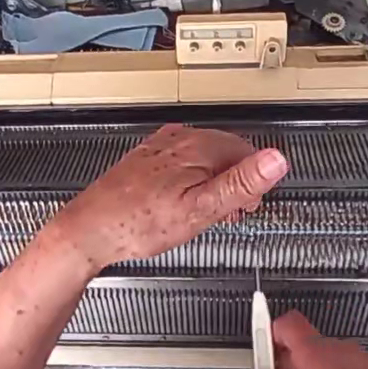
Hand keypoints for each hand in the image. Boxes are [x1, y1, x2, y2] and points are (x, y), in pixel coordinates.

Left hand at [41, 124, 288, 270]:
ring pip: (203, 159)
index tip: (246, 207)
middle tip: (224, 214)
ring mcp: (160, 148)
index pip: (249, 153)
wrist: (91, 229)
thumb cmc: (138, 223)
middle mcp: (178, 139)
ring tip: (200, 212)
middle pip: (226, 154)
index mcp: (199, 147)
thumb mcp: (201, 209)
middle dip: (232, 183)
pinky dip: (188, 182)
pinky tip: (178, 203)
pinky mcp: (146, 159)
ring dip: (210, 183)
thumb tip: (276, 161)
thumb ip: (241, 183)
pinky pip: (180, 164)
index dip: (252, 184)